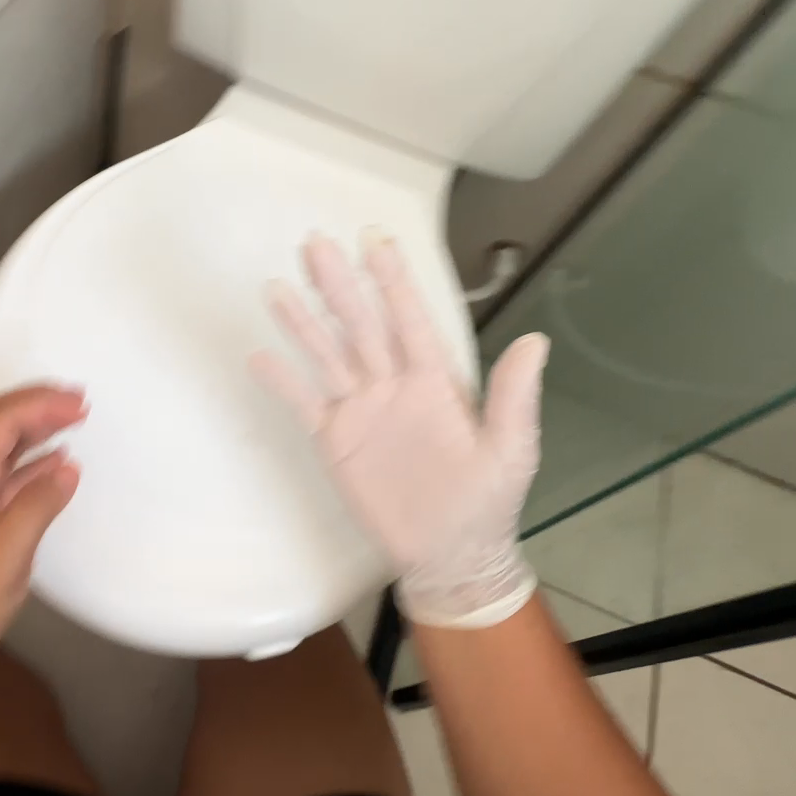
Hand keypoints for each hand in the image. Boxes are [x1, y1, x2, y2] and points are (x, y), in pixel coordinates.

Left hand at [0, 385, 85, 659]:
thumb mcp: (7, 550)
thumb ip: (38, 504)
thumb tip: (69, 467)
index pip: (3, 422)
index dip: (40, 404)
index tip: (80, 405)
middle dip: (36, 402)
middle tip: (78, 400)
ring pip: (5, 443)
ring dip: (38, 424)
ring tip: (73, 417)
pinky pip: (13, 471)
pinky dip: (38, 457)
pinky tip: (60, 461)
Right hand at [250, 234, 548, 628]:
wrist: (447, 553)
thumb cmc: (486, 500)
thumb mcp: (510, 451)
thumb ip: (513, 398)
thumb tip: (536, 341)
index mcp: (434, 380)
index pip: (409, 320)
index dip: (392, 281)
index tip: (375, 241)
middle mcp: (391, 383)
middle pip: (359, 327)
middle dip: (338, 286)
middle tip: (314, 245)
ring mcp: (359, 409)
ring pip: (326, 355)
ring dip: (302, 322)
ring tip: (275, 287)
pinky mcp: (333, 439)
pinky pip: (303, 404)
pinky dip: (282, 382)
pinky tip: (259, 357)